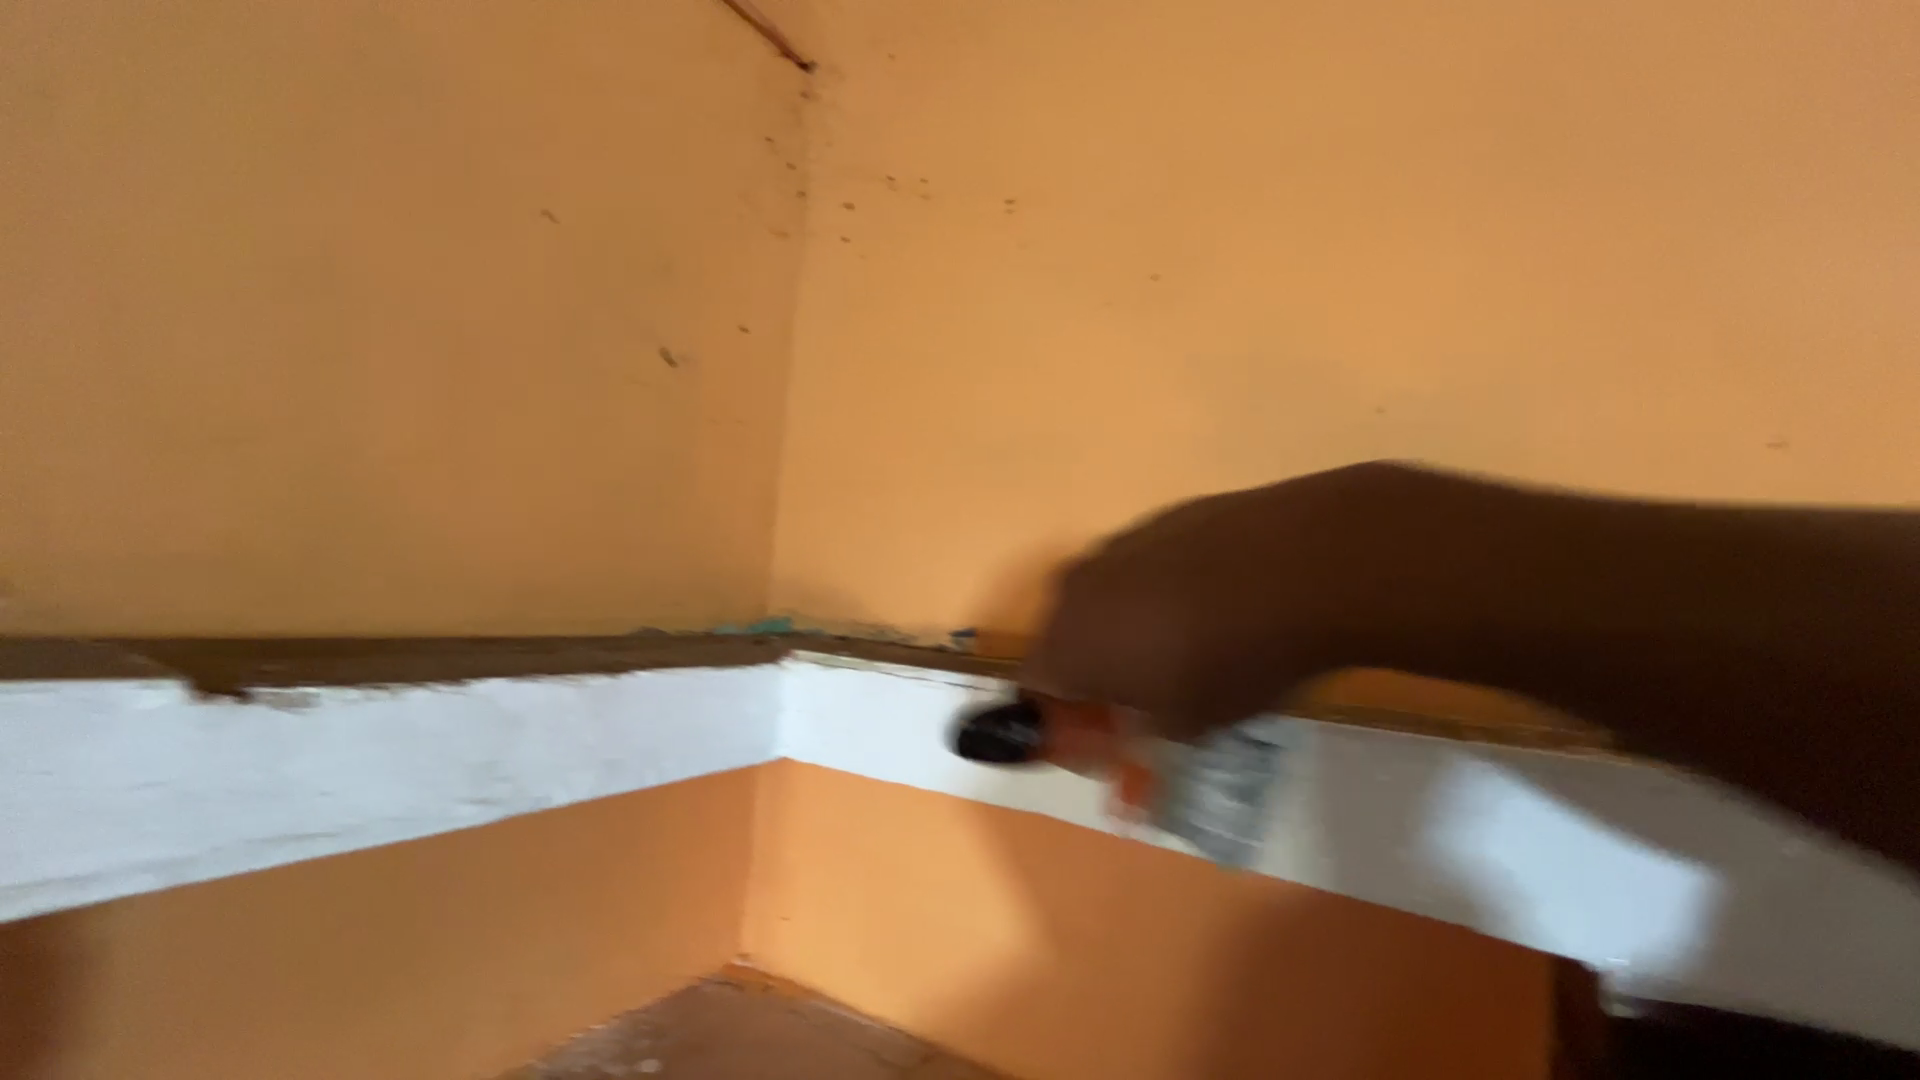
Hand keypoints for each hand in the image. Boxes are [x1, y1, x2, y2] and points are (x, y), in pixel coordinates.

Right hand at [1020, 462, 1422, 738]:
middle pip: (1065, 637)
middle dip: (1094, 668)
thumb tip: (1136, 723)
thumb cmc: (1229, 662)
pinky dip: (1160, 590)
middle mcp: (1075, 590)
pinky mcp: (1158, 519)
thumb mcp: (1186, 726)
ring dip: (1126, 626)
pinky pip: (1141, 567)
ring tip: (1184, 645)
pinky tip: (1212, 604)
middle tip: (1141, 692)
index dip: (1063, 715)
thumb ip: (1142, 730)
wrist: (1299, 565)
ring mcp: (1116, 546)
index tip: (1101, 730)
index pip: (1035, 687)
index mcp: (1066, 644)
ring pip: (1104, 597)